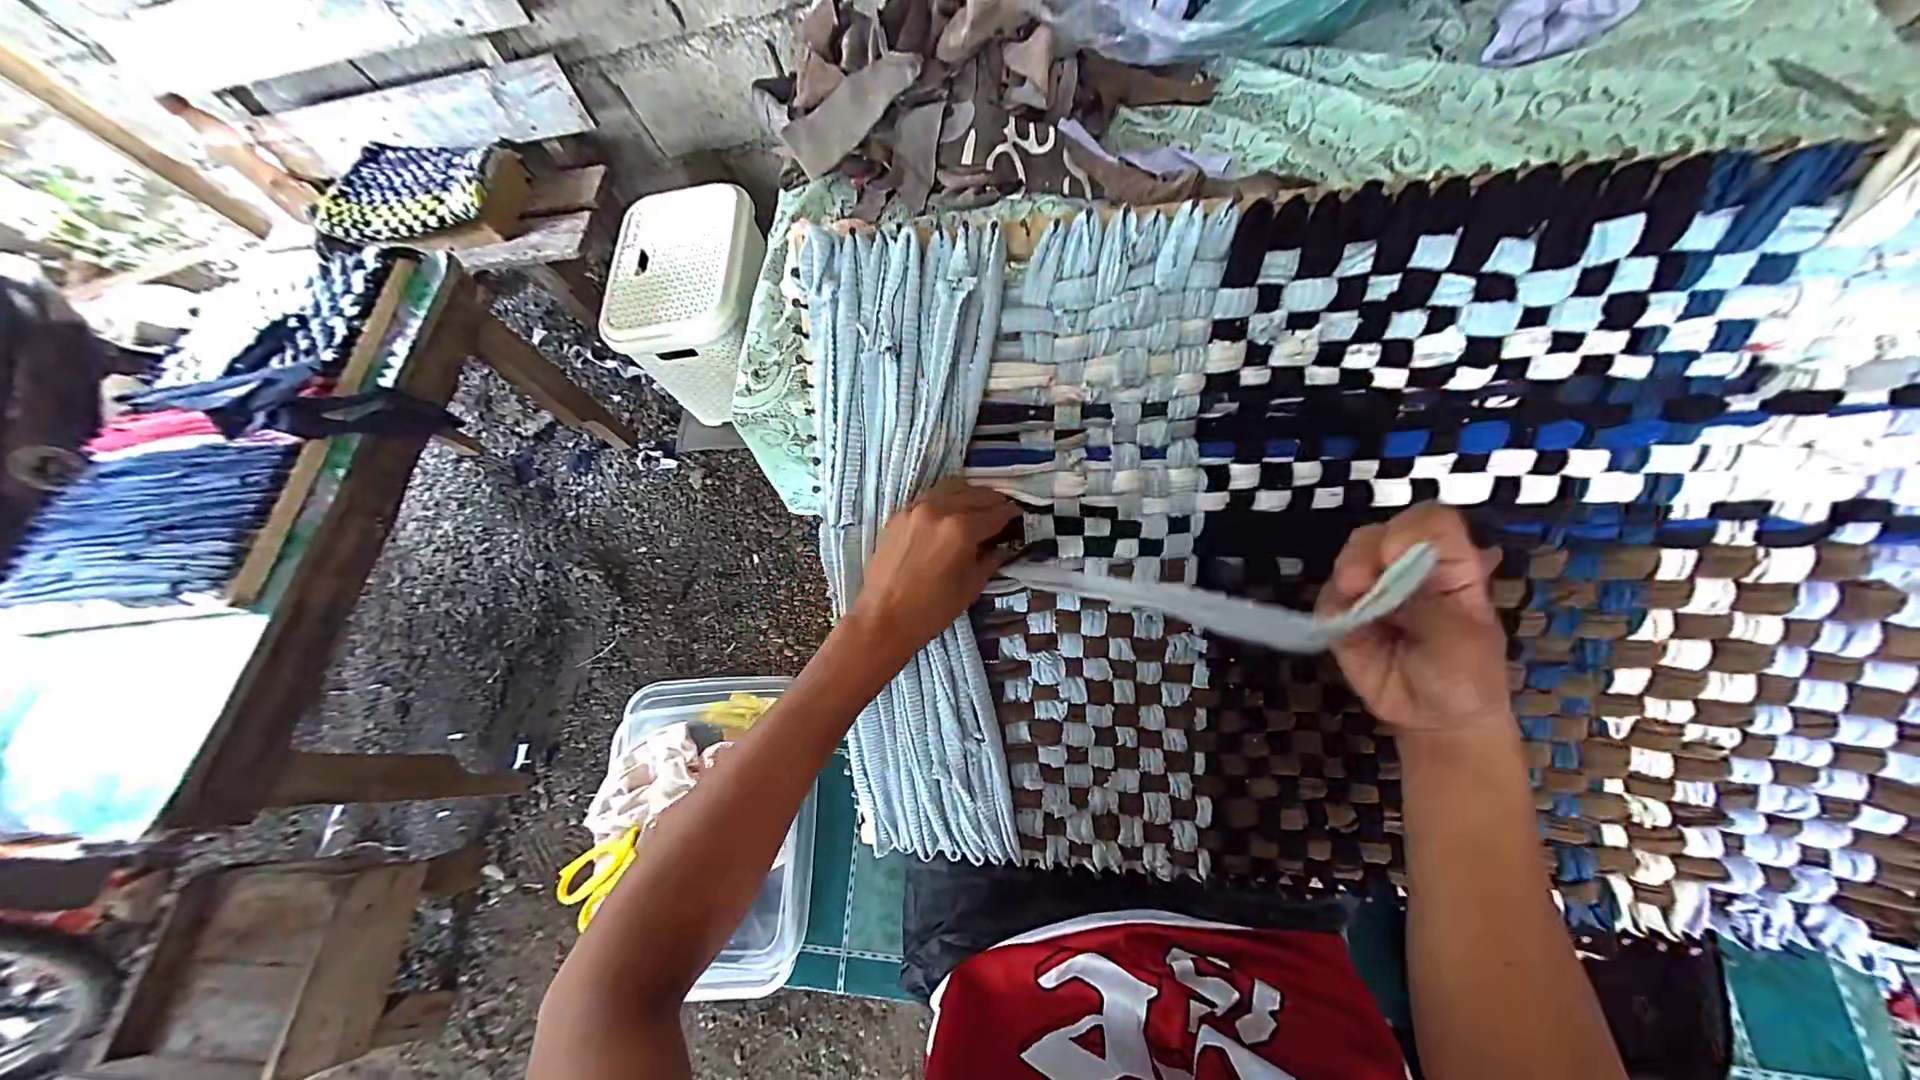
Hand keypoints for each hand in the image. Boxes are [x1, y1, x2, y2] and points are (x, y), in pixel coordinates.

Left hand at [844, 480, 1019, 656]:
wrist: (883, 618)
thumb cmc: (932, 610)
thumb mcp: (971, 586)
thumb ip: (990, 560)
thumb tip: (1003, 546)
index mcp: (961, 529)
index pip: (994, 514)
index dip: (1010, 514)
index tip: (1018, 514)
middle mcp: (939, 510)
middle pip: (975, 495)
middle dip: (993, 502)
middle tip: (1003, 509)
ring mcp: (915, 509)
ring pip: (951, 489)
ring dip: (970, 494)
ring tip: (980, 505)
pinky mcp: (899, 515)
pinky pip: (929, 497)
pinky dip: (946, 499)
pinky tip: (952, 510)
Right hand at [1317, 503, 1512, 740]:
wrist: (1433, 719)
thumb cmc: (1465, 678)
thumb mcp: (1464, 639)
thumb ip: (1430, 600)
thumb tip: (1392, 569)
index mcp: (1450, 566)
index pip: (1432, 523)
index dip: (1412, 529)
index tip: (1396, 556)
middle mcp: (1408, 569)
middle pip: (1381, 532)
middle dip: (1368, 551)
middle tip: (1362, 582)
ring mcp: (1373, 588)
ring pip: (1350, 555)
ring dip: (1347, 571)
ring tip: (1353, 598)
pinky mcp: (1344, 611)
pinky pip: (1328, 593)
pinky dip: (1331, 602)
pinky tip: (1344, 622)